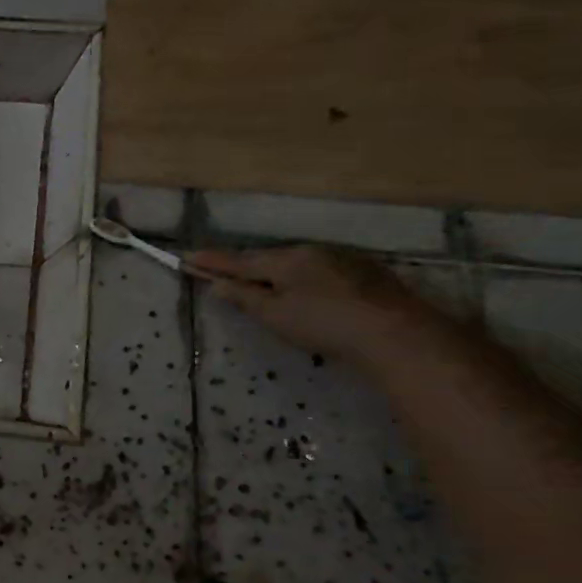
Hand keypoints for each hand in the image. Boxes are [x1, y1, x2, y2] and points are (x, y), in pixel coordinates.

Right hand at [188, 245, 434, 360]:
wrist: (394, 331)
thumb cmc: (325, 324)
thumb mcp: (277, 316)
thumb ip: (246, 298)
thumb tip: (218, 284)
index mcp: (285, 260)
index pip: (239, 260)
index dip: (212, 262)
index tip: (187, 257)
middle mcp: (311, 251)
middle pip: (268, 258)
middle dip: (245, 265)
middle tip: (223, 272)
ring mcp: (341, 258)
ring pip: (297, 262)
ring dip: (276, 271)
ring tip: (264, 284)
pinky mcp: (364, 272)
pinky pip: (320, 269)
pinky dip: (304, 278)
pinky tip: (308, 292)